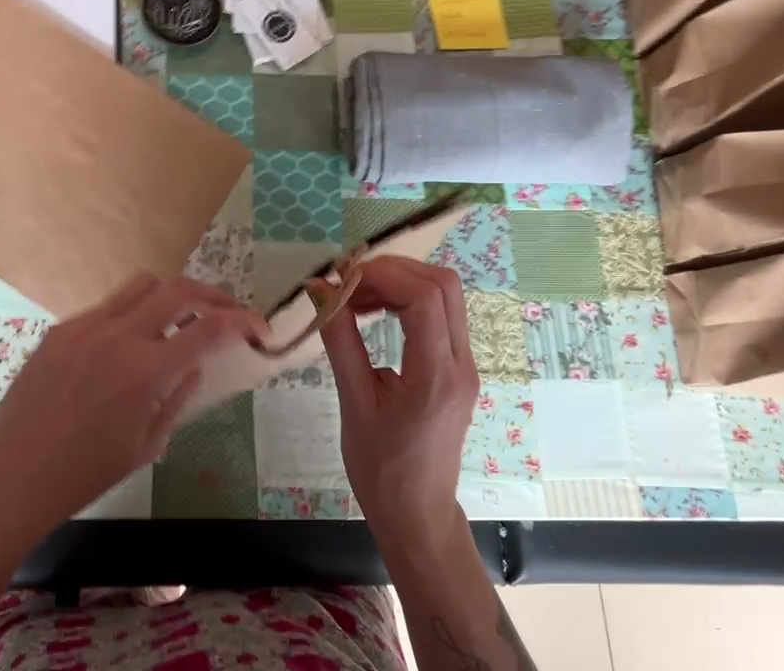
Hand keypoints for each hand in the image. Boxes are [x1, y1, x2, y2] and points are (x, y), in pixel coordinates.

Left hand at [0, 274, 268, 541]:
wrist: (12, 476)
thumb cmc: (85, 474)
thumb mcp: (146, 445)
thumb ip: (178, 397)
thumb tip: (197, 363)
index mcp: (144, 372)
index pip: (209, 328)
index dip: (244, 322)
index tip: (261, 327)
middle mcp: (117, 336)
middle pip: (178, 289)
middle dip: (213, 295)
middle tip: (227, 312)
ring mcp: (84, 327)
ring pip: (141, 285)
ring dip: (170, 296)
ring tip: (180, 319)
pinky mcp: (60, 330)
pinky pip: (107, 307)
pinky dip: (131, 314)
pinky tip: (129, 344)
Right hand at [319, 256, 478, 550]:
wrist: (415, 512)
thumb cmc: (379, 467)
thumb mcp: (352, 402)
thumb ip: (339, 341)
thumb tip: (318, 290)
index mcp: (436, 376)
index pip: (425, 298)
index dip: (383, 275)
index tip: (341, 280)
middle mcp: (460, 363)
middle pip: (443, 285)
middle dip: (393, 271)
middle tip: (348, 284)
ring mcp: (465, 365)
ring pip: (446, 295)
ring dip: (400, 283)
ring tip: (356, 298)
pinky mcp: (458, 368)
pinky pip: (441, 315)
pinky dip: (407, 301)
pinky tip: (374, 313)